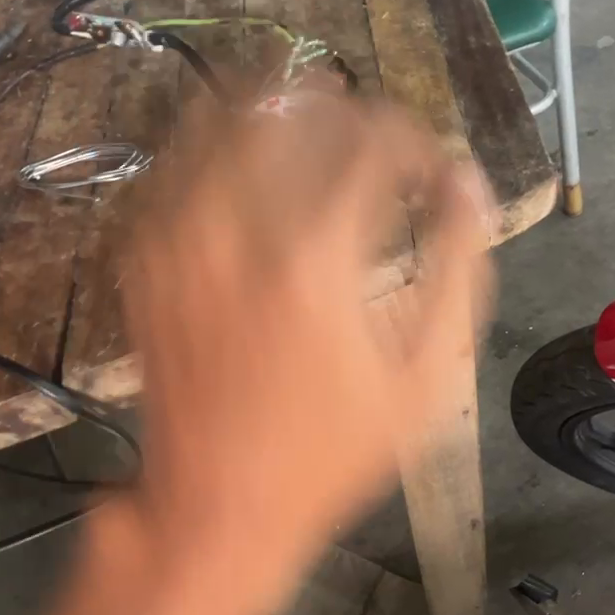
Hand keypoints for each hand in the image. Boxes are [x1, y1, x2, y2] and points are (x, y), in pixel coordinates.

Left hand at [92, 93, 492, 614]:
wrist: (215, 507)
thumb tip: (469, 185)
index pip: (374, 143)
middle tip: (374, 132)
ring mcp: (178, 241)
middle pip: (289, 109)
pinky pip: (175, 167)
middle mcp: (239, 231)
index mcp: (318, 260)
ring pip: (219, 120)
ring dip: (276, 107)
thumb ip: (460, 270)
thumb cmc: (332, 454)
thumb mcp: (425, 379)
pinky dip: (217, 146)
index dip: (415, 137)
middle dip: (344, 106)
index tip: (432, 163)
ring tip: (315, 122)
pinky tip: (248, 162)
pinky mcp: (145, 262)